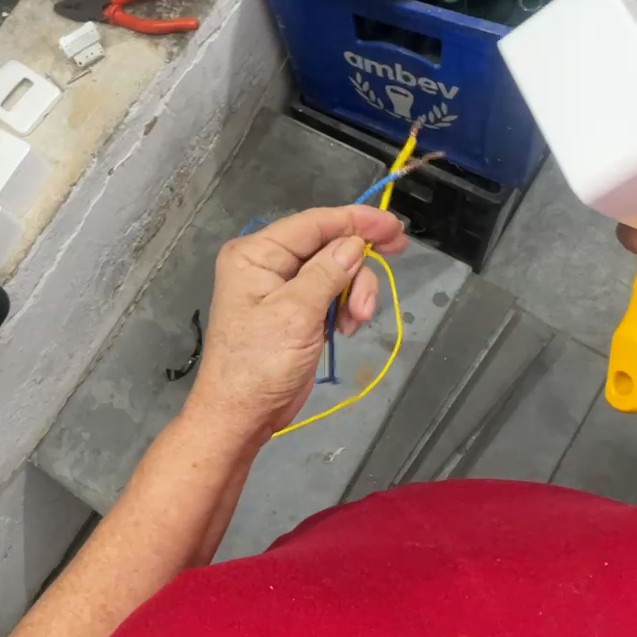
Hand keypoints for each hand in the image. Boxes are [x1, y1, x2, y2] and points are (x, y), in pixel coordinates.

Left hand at [187, 205, 408, 440]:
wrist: (242, 415)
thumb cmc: (260, 363)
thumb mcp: (296, 313)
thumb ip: (327, 272)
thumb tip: (355, 242)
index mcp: (256, 254)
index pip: (313, 223)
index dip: (356, 221)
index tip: (394, 227)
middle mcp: (267, 264)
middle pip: (328, 246)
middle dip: (356, 268)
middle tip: (390, 267)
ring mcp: (281, 290)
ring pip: (336, 272)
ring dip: (353, 293)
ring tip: (355, 322)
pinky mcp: (295, 313)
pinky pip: (331, 296)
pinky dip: (345, 308)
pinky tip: (347, 328)